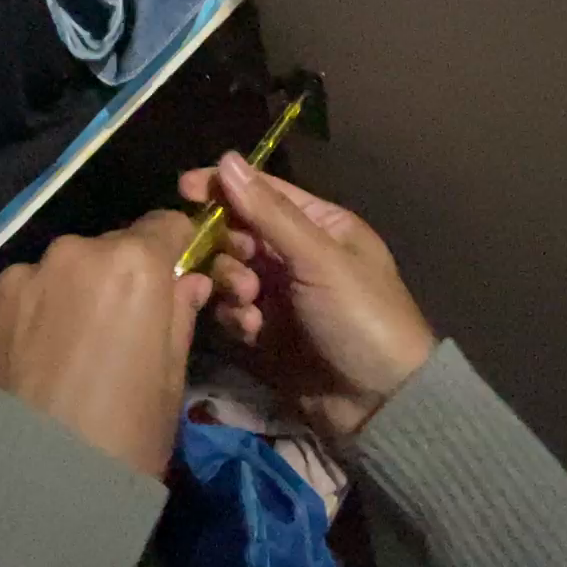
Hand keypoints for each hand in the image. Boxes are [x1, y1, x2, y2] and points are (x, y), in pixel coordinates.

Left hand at [0, 211, 213, 478]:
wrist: (28, 500)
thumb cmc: (122, 441)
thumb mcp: (169, 382)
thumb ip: (178, 317)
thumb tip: (186, 283)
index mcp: (131, 265)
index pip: (164, 225)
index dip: (173, 248)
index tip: (172, 278)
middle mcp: (73, 253)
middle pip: (110, 248)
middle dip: (119, 278)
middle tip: (118, 331)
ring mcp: (20, 277)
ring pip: (62, 271)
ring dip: (71, 294)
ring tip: (67, 353)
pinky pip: (22, 296)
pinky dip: (32, 316)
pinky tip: (32, 364)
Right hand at [181, 152, 435, 439]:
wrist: (381, 406)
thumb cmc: (361, 316)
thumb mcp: (319, 259)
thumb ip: (269, 212)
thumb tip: (226, 159)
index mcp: (318, 225)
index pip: (262, 192)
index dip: (223, 187)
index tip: (185, 188)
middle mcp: (294, 254)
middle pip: (238, 232)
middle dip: (229, 247)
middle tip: (240, 269)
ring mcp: (278, 294)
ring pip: (229, 272)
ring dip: (231, 284)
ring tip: (249, 303)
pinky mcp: (265, 332)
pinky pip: (231, 311)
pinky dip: (236, 317)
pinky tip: (252, 330)